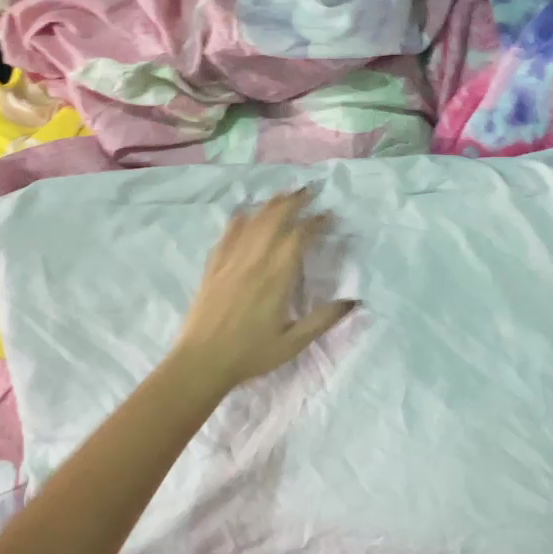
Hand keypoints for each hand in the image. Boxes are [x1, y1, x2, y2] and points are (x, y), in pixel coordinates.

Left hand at [171, 187, 355, 388]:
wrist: (201, 362)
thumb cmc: (250, 355)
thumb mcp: (293, 343)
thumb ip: (323, 319)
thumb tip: (352, 300)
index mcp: (276, 277)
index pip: (299, 237)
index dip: (316, 222)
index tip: (329, 215)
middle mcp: (254, 261)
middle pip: (275, 219)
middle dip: (293, 201)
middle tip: (309, 191)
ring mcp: (230, 261)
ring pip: (252, 221)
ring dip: (270, 204)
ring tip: (284, 194)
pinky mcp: (213, 266)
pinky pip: (227, 233)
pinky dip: (240, 218)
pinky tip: (246, 212)